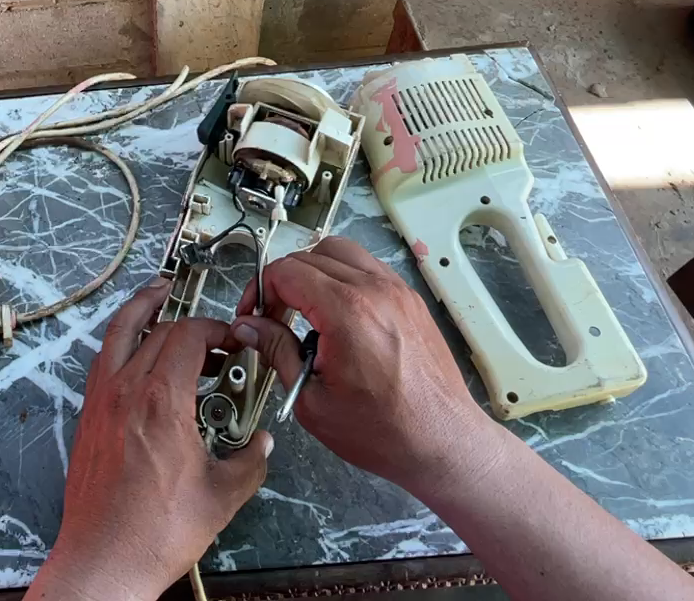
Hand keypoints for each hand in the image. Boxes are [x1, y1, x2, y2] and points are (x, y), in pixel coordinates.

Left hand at [26, 279, 271, 600]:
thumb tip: (262, 443)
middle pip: (159, 329)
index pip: (189, 336)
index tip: (232, 341)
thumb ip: (249, 462)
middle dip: (191, 325)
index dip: (215, 329)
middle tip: (214, 342)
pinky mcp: (89, 412)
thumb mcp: (220, 498)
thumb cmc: (155, 531)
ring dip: (142, 308)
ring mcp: (103, 397)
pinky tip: (136, 347)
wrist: (104, 560)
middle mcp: (127, 388)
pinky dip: (121, 338)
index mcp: (162, 400)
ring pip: (119, 330)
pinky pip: (104, 356)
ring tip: (160, 294)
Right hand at [231, 236, 508, 497]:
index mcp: (345, 311)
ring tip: (304, 306)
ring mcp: (395, 289)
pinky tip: (337, 310)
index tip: (253, 316)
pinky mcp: (409, 297)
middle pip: (308, 255)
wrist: (446, 443)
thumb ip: (276, 351)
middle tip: (273, 316)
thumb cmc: (381, 431)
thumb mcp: (312, 399)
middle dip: (281, 281)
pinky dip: (342, 274)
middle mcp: (372, 288)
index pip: (286, 271)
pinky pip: (366, 265)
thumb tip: (247, 325)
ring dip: (312, 269)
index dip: (259, 290)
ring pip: (339, 250)